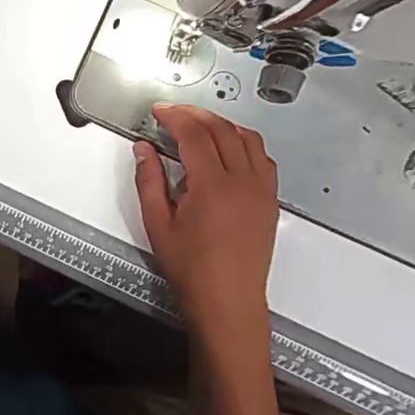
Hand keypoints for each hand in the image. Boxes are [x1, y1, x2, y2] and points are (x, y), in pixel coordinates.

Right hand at [133, 104, 280, 352]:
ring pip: (248, 138)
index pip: (195, 134)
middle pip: (222, 130)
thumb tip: (143, 150)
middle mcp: (243, 182)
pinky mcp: (270, 200)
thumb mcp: (158, 225)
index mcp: (213, 187)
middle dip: (196, 115)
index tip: (160, 111)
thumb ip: (149, 181)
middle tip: (174, 113)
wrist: (228, 302)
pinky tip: (230, 148)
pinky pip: (263, 158)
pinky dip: (245, 143)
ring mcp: (262, 190)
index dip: (175, 116)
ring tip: (200, 125)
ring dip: (223, 124)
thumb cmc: (193, 271)